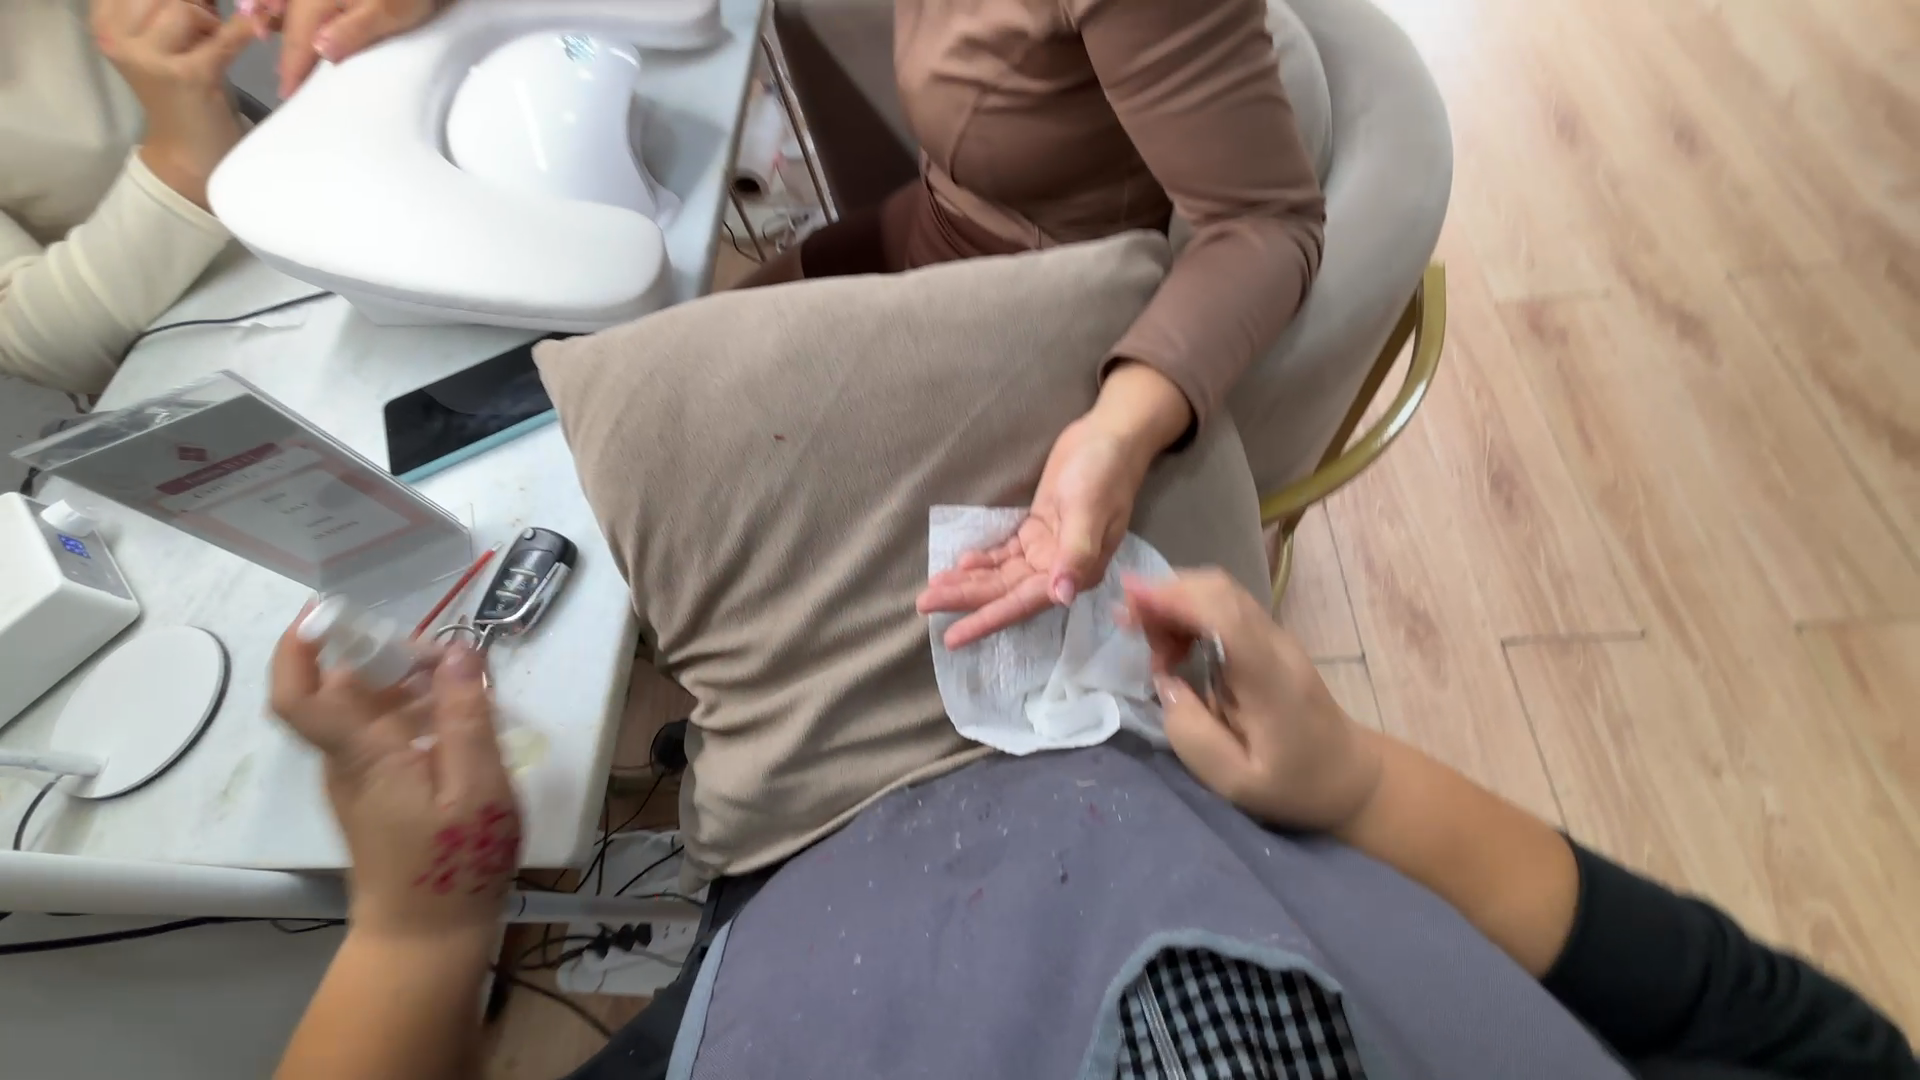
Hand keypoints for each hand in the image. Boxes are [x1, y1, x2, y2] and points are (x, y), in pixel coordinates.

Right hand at [92, 0, 253, 209]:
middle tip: (211, 24)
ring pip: (182, 9)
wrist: (193, 153)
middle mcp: (117, 36)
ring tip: (217, 40)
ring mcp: (150, 57)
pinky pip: (220, 42)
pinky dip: (241, 31)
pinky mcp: (189, 77)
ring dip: (210, 20)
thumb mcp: (172, 48)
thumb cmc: (188, 98)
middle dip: (193, 3)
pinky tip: (256, 26)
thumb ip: (179, 16)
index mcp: (104, 23)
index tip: (199, 6)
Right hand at [241, 0, 444, 97]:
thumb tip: (320, 51)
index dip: (293, 67)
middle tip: (286, 85)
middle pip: (292, 25)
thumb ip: (351, 31)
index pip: (299, 39)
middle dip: (288, 54)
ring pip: (293, 10)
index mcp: (318, 1)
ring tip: (277, 54)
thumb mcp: (385, 16)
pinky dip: (287, 8)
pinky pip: (301, 3)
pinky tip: (279, 13)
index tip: (288, 93)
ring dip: (281, 28)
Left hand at [270, 615, 518, 940]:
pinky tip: (460, 721)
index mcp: (366, 756)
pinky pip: (384, 737)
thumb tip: (459, 651)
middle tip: (447, 651)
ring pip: (365, 715)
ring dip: (407, 684)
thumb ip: (467, 716)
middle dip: (385, 657)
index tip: (326, 611)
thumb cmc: (456, 859)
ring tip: (466, 681)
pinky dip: (416, 713)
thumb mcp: (479, 784)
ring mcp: (360, 782)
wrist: (428, 932)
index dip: (300, 649)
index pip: (303, 697)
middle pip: (341, 695)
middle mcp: (349, 764)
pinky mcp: (377, 796)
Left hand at [918, 363, 1190, 647]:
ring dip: (969, 583)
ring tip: (932, 590)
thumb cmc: (1104, 471)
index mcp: (1076, 571)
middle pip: (1004, 592)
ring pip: (1001, 576)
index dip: (987, 619)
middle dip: (966, 600)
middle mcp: (1060, 569)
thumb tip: (1061, 597)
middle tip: (923, 605)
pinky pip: (1006, 555)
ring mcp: (1048, 551)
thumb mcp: (1089, 510)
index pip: (1022, 603)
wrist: (1112, 436)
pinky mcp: (1038, 531)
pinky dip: (983, 562)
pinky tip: (960, 565)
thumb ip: (1076, 554)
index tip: (953, 636)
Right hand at [1121, 570, 1383, 831]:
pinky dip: (1186, 610)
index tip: (1129, 597)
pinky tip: (1173, 645)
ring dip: (1172, 604)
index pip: (1224, 615)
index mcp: (1269, 679)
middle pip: (1217, 590)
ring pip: (1216, 590)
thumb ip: (1193, 735)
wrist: (1348, 775)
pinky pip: (1220, 604)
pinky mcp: (1265, 636)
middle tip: (1127, 625)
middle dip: (1163, 594)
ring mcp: (1274, 635)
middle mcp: (1274, 645)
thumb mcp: (1236, 782)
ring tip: (1154, 651)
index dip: (1175, 597)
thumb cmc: (1293, 784)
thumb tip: (1165, 683)